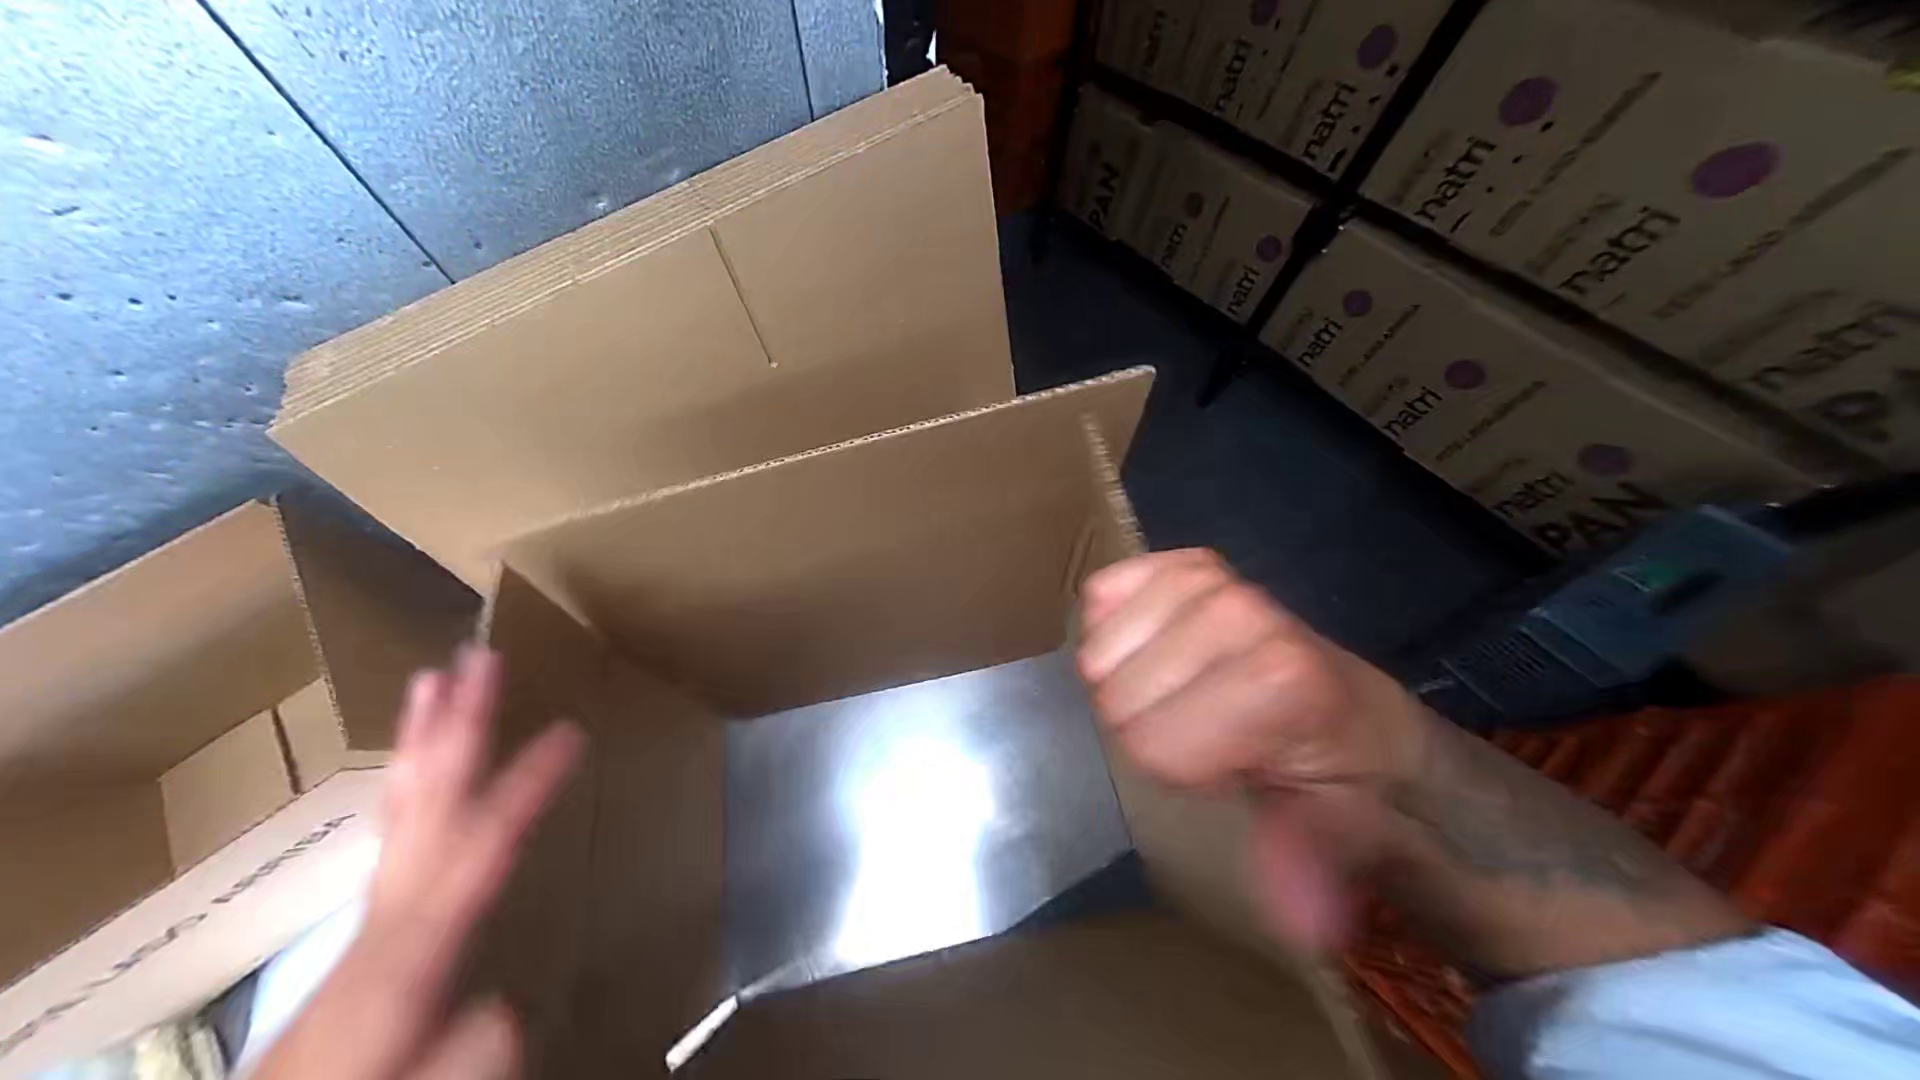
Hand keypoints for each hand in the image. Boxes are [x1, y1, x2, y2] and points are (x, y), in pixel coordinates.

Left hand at [254, 646, 583, 1079]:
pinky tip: (417, 761)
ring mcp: (375, 909)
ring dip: (424, 736)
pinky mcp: (373, 920)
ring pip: (405, 802)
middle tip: (476, 658)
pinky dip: (409, 780)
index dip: (526, 783)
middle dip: (457, 724)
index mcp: (414, 943)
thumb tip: (506, 1007)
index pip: (482, 845)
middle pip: (430, 798)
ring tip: (433, 679)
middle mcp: (391, 908)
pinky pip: (397, 827)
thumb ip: (462, 1055)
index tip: (570, 730)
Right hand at [1077, 549, 1428, 950]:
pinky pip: (1102, 593)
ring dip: (1129, 676)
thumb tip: (1306, 927)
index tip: (1222, 764)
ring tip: (1184, 685)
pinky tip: (1153, 642)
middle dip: (1148, 722)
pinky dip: (1114, 625)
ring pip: (1099, 647)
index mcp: (1279, 681)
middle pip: (1116, 696)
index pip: (1150, 743)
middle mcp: (1243, 614)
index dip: (1175, 766)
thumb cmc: (1329, 769)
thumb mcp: (1325, 828)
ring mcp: (1211, 576)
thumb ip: (1303, 863)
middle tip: (1202, 723)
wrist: (1349, 707)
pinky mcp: (1182, 558)